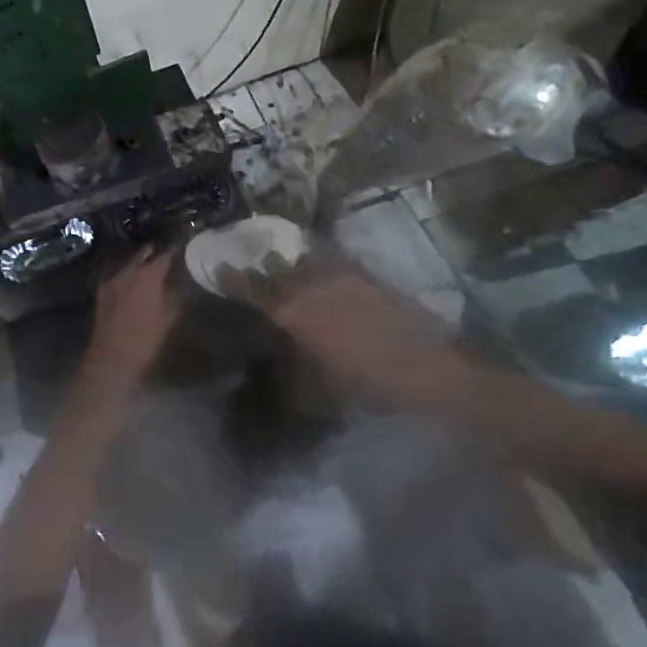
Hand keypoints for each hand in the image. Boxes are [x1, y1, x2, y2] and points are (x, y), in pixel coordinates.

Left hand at [83, 247, 177, 381]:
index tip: (181, 251)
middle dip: (154, 253)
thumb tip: (181, 280)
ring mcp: (112, 279)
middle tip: (164, 258)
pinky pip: (117, 275)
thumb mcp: (170, 317)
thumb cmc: (147, 338)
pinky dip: (126, 274)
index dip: (174, 252)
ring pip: (128, 263)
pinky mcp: (101, 290)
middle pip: (143, 253)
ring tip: (149, 269)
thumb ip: (176, 293)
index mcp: (149, 275)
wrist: (112, 356)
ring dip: (139, 263)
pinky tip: (131, 283)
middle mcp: (129, 270)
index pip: (165, 255)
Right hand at [234, 263, 464, 408]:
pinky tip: (323, 271)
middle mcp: (313, 286)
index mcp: (295, 314)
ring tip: (285, 266)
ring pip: (306, 260)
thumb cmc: (368, 384)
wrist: (427, 367)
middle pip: (278, 269)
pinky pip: (334, 261)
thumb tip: (283, 356)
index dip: (234, 279)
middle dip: (261, 267)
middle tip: (250, 266)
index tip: (219, 267)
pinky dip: (321, 264)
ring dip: (292, 264)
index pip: (255, 289)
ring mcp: (342, 276)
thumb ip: (295, 365)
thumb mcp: (321, 386)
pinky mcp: (367, 275)